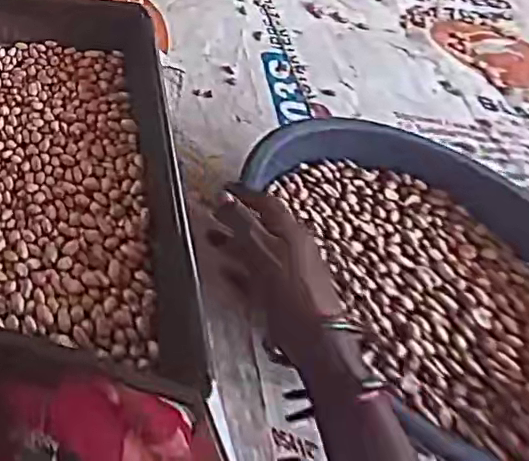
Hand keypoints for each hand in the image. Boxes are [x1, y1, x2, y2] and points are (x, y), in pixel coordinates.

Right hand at [210, 184, 346, 365]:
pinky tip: (227, 272)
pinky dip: (242, 267)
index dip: (243, 193)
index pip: (266, 202)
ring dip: (235, 242)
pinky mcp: (289, 292)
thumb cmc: (288, 287)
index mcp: (291, 231)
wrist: (316, 340)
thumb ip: (240, 220)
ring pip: (259, 248)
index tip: (222, 189)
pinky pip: (261, 272)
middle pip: (262, 225)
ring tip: (212, 241)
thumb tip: (223, 197)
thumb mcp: (258, 247)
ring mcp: (294, 271)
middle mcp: (295, 247)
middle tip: (211, 215)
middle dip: (235, 219)